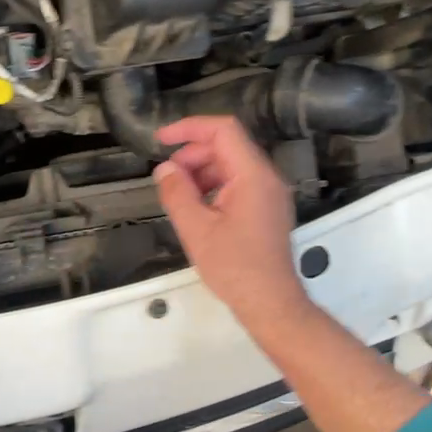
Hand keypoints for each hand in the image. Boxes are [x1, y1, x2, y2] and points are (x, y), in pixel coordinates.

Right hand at [153, 116, 310, 328]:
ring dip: (202, 173)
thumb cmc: (235, 268)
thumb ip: (177, 194)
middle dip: (193, 155)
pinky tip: (197, 209)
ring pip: (233, 167)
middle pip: (228, 147)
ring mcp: (270, 195)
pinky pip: (239, 186)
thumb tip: (164, 170)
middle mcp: (267, 179)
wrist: (270, 302)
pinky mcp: (267, 211)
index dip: (189, 128)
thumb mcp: (197, 230)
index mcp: (253, 176)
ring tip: (178, 195)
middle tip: (167, 177)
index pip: (223, 131)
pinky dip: (215, 188)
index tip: (162, 139)